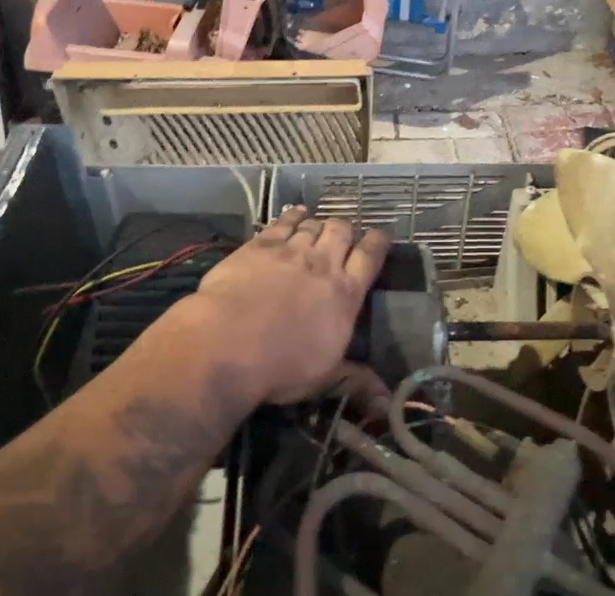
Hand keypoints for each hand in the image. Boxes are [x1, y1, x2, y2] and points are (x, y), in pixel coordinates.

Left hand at [182, 206, 390, 404]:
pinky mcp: (259, 246)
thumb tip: (387, 401)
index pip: (370, 258)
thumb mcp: (325, 377)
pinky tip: (294, 213)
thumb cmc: (281, 366)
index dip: (378, 243)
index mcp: (345, 294)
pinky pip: (281, 223)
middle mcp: (322, 264)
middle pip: (341, 233)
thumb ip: (355, 379)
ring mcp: (290, 251)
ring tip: (319, 225)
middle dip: (346, 229)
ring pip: (312, 226)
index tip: (382, 236)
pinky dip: (292, 216)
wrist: (227, 343)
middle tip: (345, 233)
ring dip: (319, 223)